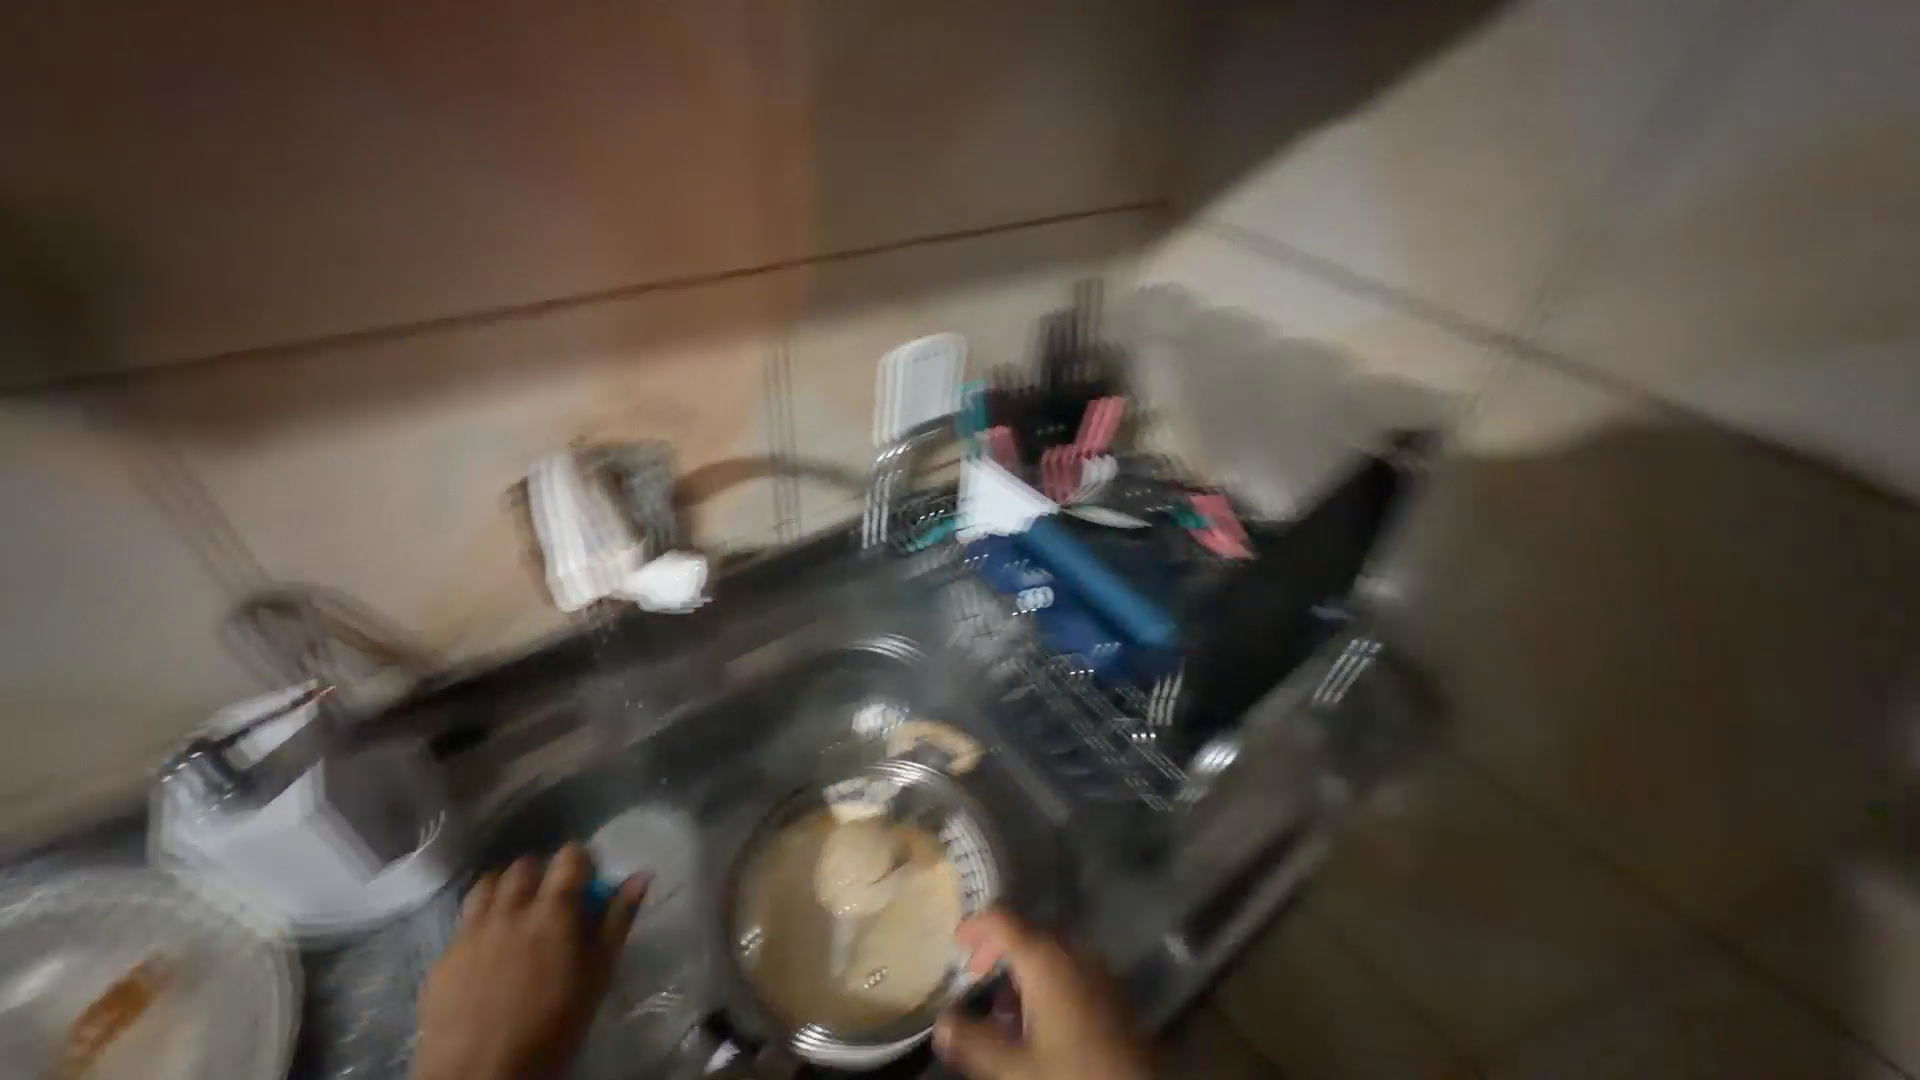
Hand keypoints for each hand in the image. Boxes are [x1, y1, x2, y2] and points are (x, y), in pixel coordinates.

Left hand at [414, 844, 646, 1079]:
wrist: (481, 1077)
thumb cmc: (554, 1026)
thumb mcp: (598, 973)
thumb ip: (618, 920)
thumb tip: (640, 875)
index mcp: (553, 910)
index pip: (569, 857)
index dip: (581, 860)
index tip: (588, 877)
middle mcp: (509, 910)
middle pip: (523, 866)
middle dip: (540, 872)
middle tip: (552, 896)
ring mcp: (470, 933)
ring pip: (486, 885)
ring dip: (504, 888)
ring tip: (516, 910)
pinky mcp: (443, 959)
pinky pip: (462, 924)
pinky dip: (479, 923)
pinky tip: (487, 948)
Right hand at [934, 910, 1147, 1079]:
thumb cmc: (1071, 1074)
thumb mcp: (1013, 1068)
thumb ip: (973, 1041)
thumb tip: (942, 1023)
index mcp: (1046, 958)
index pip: (1002, 919)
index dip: (975, 926)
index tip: (955, 944)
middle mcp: (1074, 952)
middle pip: (1028, 933)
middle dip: (999, 950)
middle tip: (976, 975)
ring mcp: (1098, 971)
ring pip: (1051, 953)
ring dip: (1024, 968)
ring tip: (1004, 1005)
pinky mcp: (1113, 994)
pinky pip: (1072, 971)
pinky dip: (1048, 981)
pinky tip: (1039, 1019)